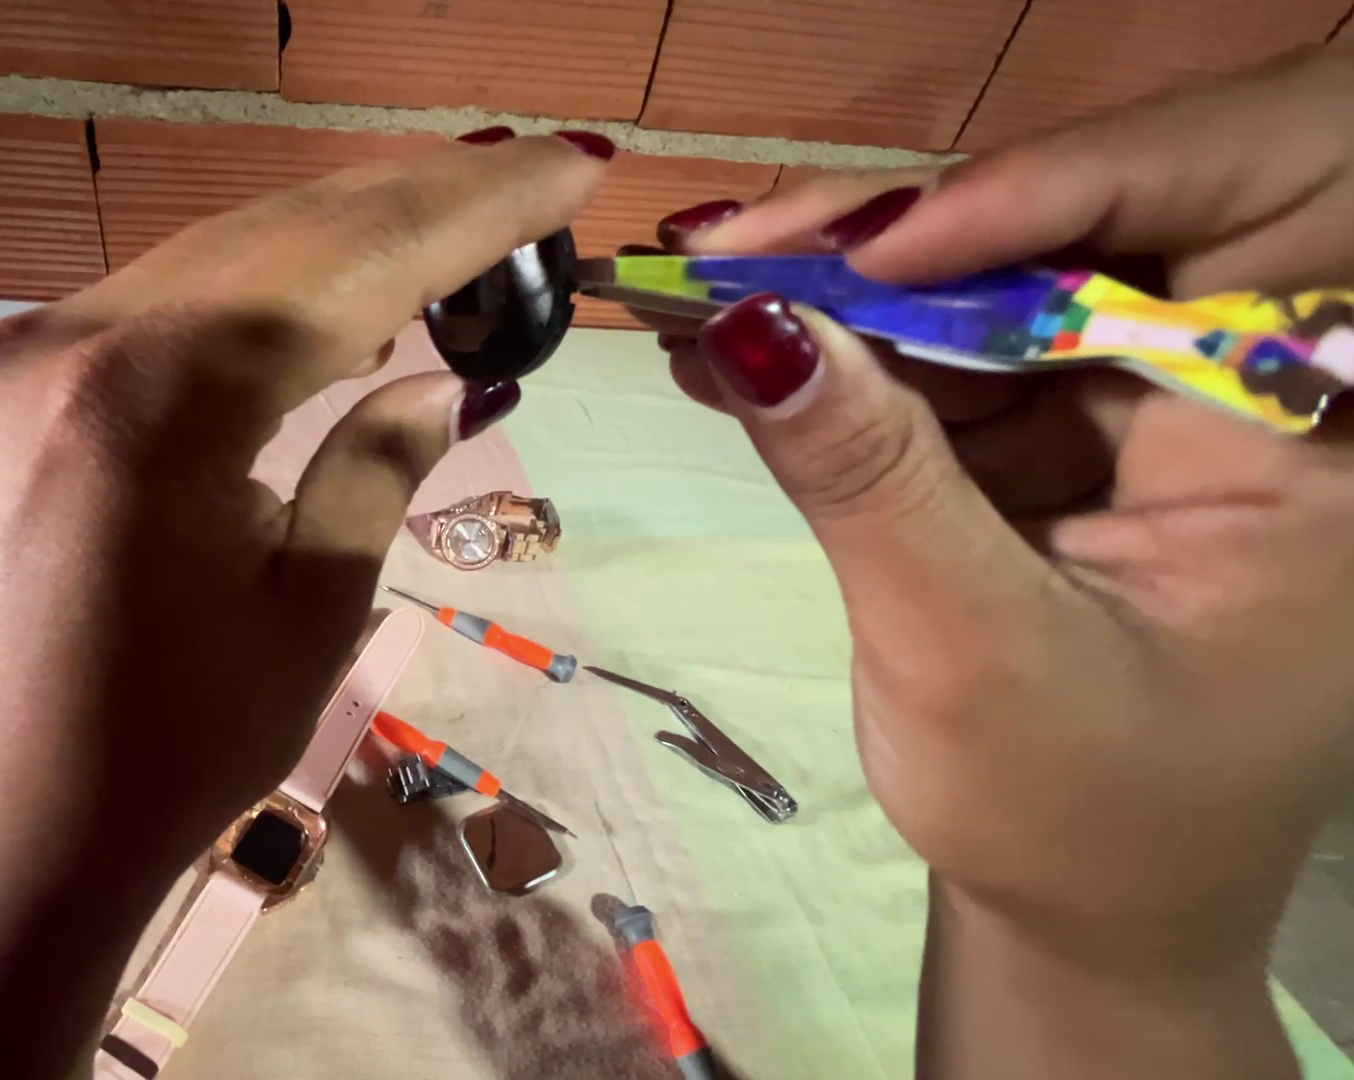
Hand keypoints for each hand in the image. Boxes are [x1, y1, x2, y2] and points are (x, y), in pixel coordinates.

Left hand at [0, 132, 607, 1079]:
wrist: (33, 814)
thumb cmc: (187, 740)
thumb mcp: (316, 608)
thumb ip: (379, 465)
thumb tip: (444, 379)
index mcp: (158, 402)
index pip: (347, 264)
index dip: (472, 212)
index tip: (566, 170)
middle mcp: (74, 340)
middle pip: (281, 233)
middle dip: (418, 198)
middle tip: (527, 175)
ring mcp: (29, 351)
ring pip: (223, 253)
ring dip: (346, 234)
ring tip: (457, 215)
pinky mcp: (18, 378)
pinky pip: (170, 299)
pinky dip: (267, 284)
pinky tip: (339, 286)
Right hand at [651, 49, 1353, 1076]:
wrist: (1064, 894)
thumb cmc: (1062, 807)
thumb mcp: (963, 644)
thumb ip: (864, 477)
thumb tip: (750, 331)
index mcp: (1311, 439)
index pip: (1236, 221)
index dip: (1042, 201)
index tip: (857, 251)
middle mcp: (1224, 395)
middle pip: (1059, 246)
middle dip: (879, 240)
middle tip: (721, 248)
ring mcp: (1109, 418)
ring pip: (958, 302)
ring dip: (816, 296)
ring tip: (686, 296)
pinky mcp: (1020, 447)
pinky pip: (912, 370)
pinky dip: (812, 361)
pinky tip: (719, 356)